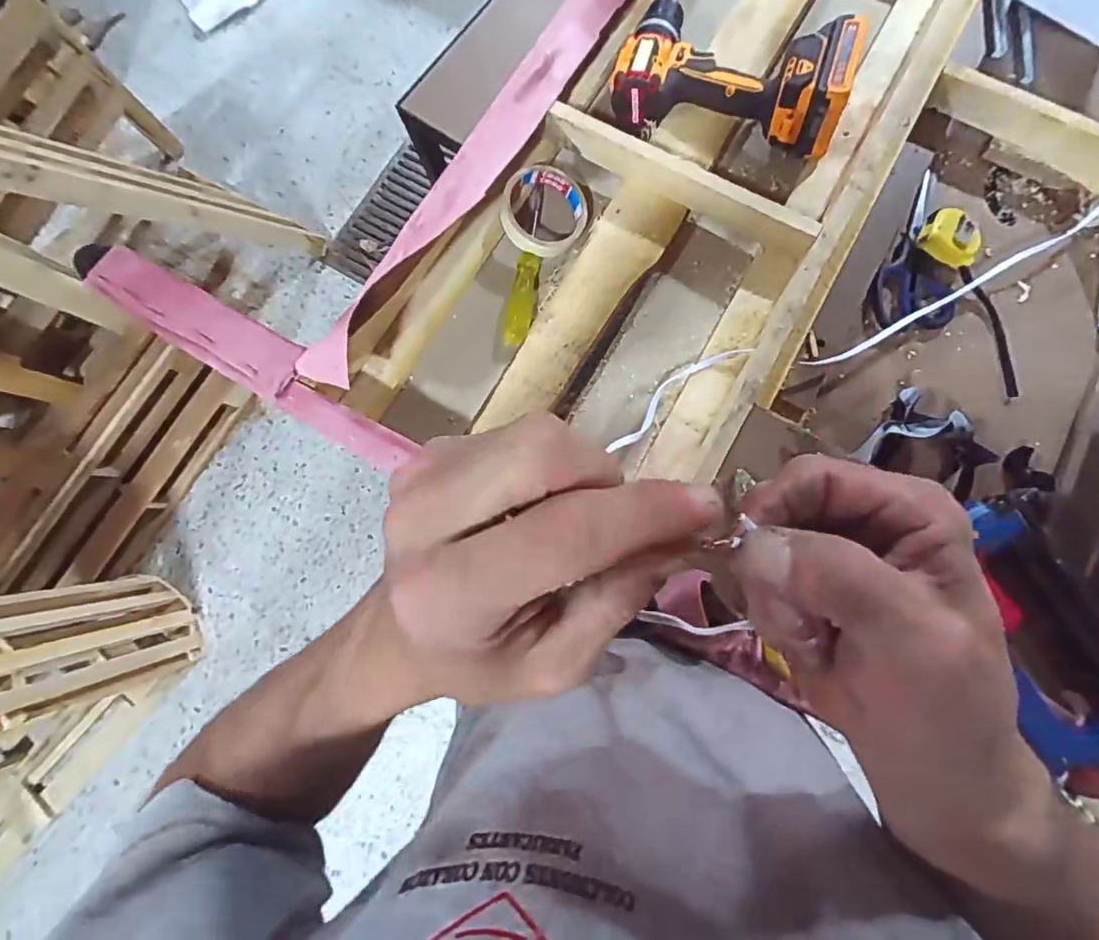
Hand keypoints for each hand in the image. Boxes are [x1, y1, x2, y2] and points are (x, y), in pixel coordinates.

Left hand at [376, 412, 722, 706]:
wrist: (395, 631)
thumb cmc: (478, 661)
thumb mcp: (556, 665)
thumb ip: (616, 600)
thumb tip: (679, 533)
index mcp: (449, 593)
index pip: (561, 534)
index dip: (640, 515)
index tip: (704, 506)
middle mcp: (423, 518)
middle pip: (545, 453)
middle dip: (607, 480)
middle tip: (619, 519)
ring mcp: (420, 473)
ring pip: (538, 434)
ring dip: (582, 471)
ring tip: (572, 516)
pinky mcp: (429, 449)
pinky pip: (520, 434)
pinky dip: (552, 465)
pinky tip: (534, 504)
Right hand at [731, 456, 1056, 884]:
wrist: (938, 779)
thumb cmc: (945, 706)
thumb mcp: (909, 635)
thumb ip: (838, 575)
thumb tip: (753, 541)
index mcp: (909, 507)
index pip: (814, 475)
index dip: (773, 508)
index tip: (751, 563)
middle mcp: (869, 518)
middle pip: (779, 509)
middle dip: (778, 571)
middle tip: (806, 626)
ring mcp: (836, 555)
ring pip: (762, 549)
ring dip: (778, 604)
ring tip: (820, 646)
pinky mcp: (811, 590)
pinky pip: (761, 585)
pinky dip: (774, 620)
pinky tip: (814, 653)